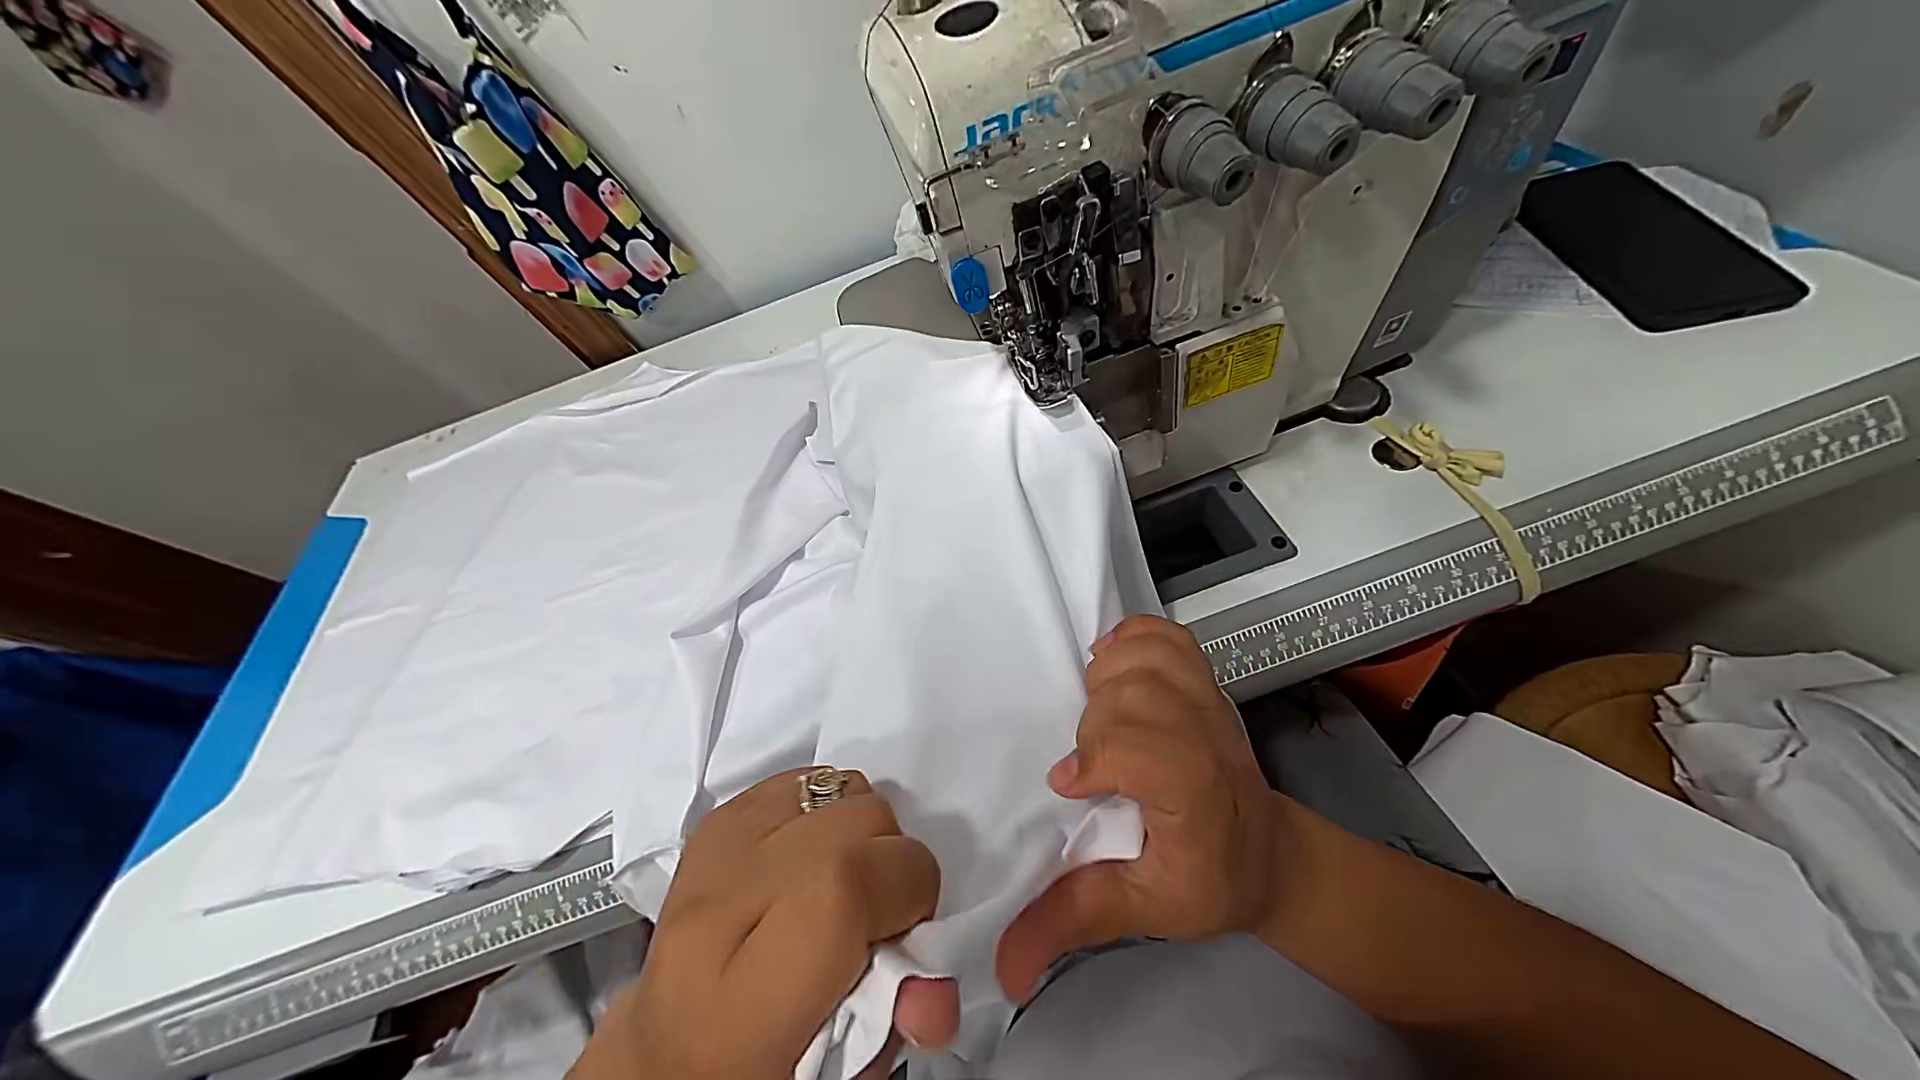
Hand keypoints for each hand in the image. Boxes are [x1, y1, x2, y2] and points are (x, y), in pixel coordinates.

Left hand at [571, 768, 958, 1079]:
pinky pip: (799, 777)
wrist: (670, 1055)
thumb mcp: (840, 1074)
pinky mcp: (712, 824)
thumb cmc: (761, 1074)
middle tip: (881, 910)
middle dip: (893, 858)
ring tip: (848, 880)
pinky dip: (826, 808)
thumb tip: (938, 988)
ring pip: (834, 784)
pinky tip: (817, 855)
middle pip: (852, 818)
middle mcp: (717, 907)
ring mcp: (711, 853)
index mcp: (745, 994)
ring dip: (861, 829)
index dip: (908, 890)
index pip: (847, 881)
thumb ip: (898, 1019)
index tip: (911, 927)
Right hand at [995, 615, 1282, 1001]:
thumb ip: (1074, 922)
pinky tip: (1111, 662)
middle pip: (1138, 698)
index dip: (1101, 758)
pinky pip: (1169, 637)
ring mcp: (1210, 704)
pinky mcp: (1205, 682)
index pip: (1152, 752)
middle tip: (1090, 760)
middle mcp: (1209, 741)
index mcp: (1199, 799)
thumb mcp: (1143, 911)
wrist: (1268, 852)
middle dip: (1096, 724)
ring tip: (1099, 714)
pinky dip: (1133, 637)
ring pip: (1150, 661)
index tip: (1070, 785)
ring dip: (1109, 679)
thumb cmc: (1208, 881)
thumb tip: (1005, 967)